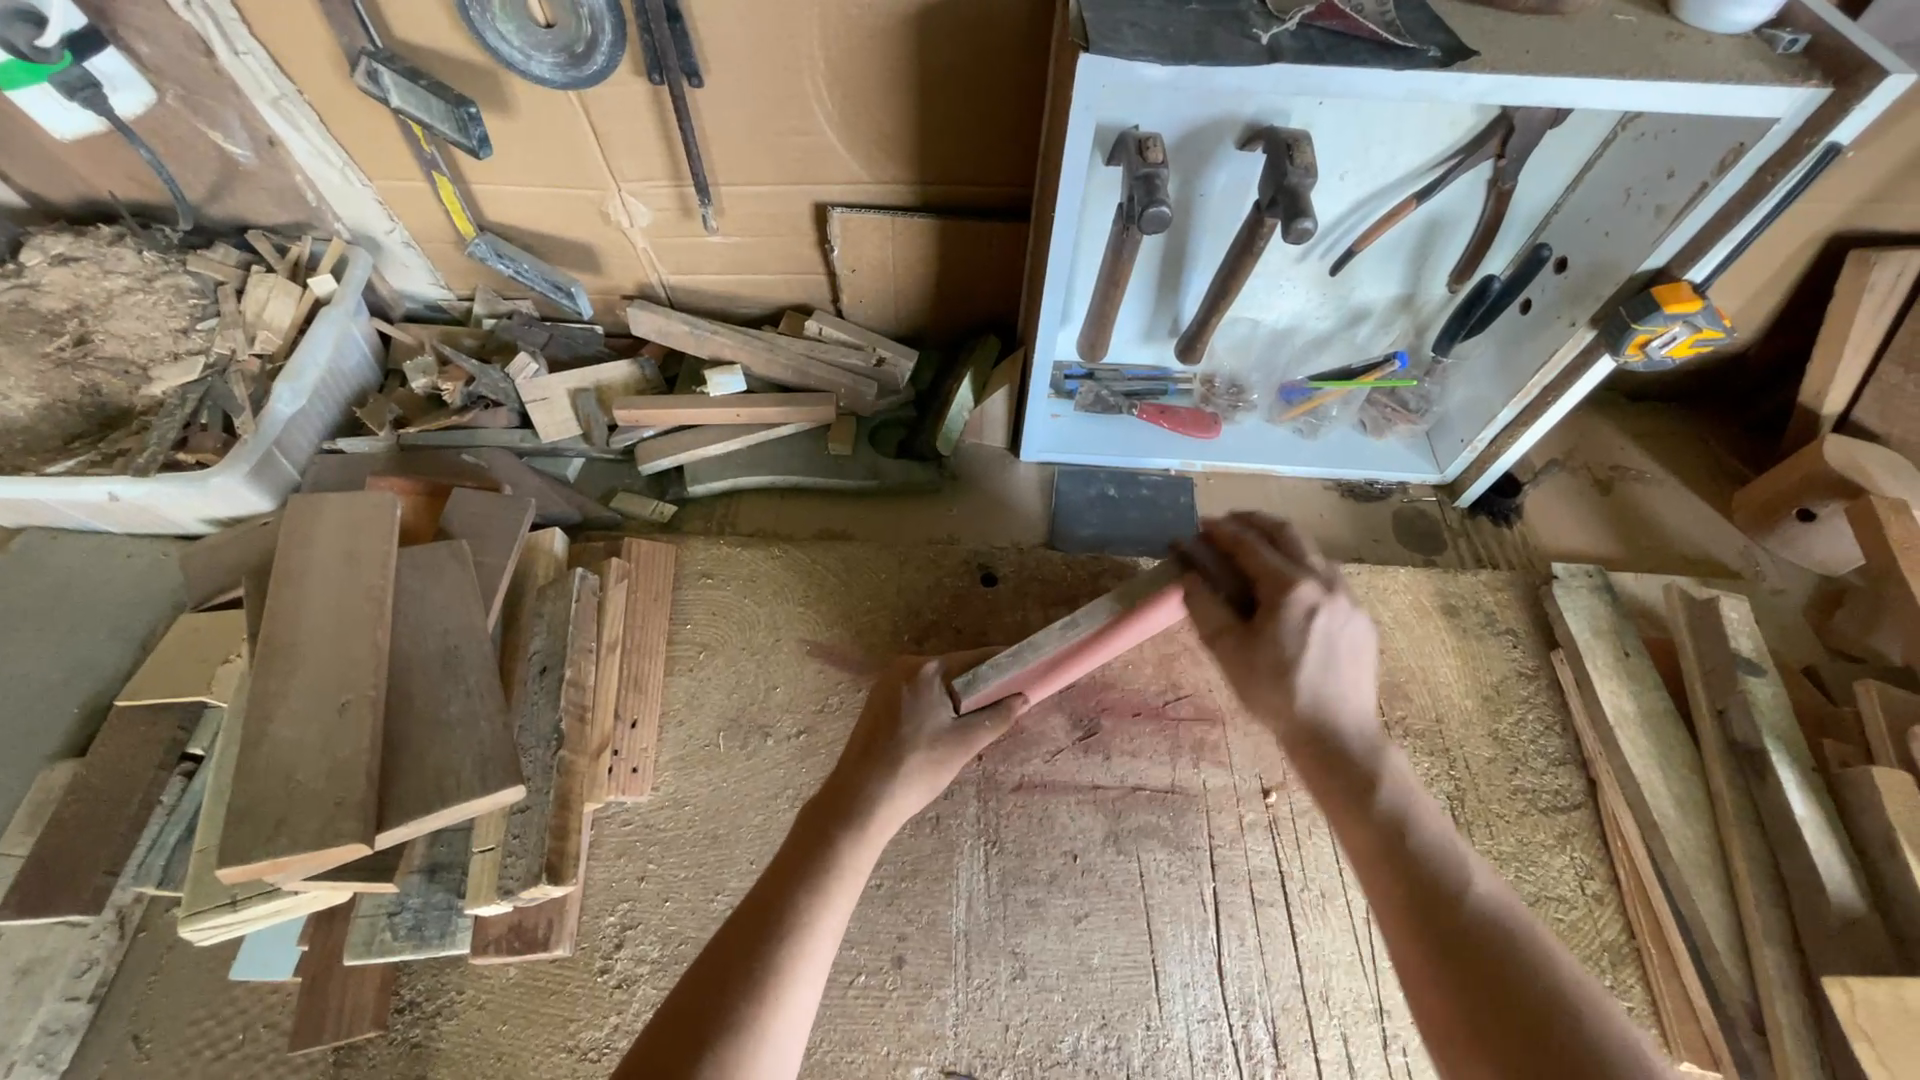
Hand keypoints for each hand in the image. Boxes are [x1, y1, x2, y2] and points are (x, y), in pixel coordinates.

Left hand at [817, 649, 1028, 838]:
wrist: (860, 800)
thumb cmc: (915, 768)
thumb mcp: (964, 743)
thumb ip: (997, 716)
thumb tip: (1022, 697)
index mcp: (925, 669)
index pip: (976, 659)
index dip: (1004, 667)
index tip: (1026, 675)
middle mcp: (903, 667)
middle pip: (954, 670)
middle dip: (980, 686)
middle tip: (1006, 705)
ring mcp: (886, 684)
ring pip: (935, 685)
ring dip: (958, 700)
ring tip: (979, 722)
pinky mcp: (877, 703)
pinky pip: (918, 696)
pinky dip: (936, 707)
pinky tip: (945, 730)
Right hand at [1183, 513, 1382, 761]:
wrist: (1337, 734)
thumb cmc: (1275, 693)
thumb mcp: (1228, 651)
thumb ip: (1205, 606)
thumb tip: (1189, 576)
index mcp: (1290, 587)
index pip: (1249, 545)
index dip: (1221, 531)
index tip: (1200, 525)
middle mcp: (1325, 582)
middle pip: (1288, 534)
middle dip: (1255, 522)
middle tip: (1228, 522)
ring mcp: (1349, 598)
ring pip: (1313, 553)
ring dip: (1281, 542)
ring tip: (1256, 550)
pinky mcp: (1361, 618)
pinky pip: (1329, 578)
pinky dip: (1302, 568)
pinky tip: (1288, 588)